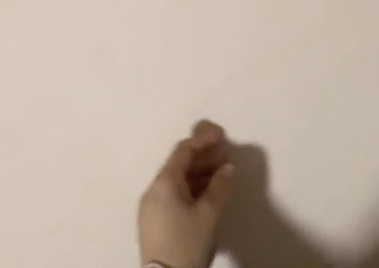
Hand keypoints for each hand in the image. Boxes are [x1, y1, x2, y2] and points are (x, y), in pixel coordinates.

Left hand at [138, 120, 235, 267]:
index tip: (222, 136)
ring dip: (199, 176)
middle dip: (204, 160)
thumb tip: (228, 168)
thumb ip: (220, 187)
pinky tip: (205, 197)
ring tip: (220, 178)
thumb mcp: (208, 215)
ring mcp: (150, 207)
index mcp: (164, 182)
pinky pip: (172, 196)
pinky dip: (190, 190)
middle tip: (226, 159)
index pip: (183, 151)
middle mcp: (153, 189)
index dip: (203, 140)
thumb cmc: (186, 242)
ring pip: (176, 182)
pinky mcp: (152, 223)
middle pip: (179, 165)